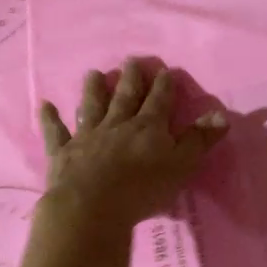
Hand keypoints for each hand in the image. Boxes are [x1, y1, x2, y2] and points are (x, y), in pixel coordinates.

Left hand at [37, 58, 228, 228]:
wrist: (92, 206)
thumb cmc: (144, 187)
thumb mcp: (182, 164)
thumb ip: (200, 139)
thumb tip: (221, 114)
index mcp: (149, 128)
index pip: (159, 102)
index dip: (164, 86)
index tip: (165, 69)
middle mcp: (118, 125)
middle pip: (126, 98)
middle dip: (131, 79)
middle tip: (131, 60)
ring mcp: (88, 136)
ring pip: (92, 107)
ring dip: (94, 90)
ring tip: (94, 73)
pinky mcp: (63, 152)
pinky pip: (56, 131)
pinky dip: (50, 118)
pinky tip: (46, 105)